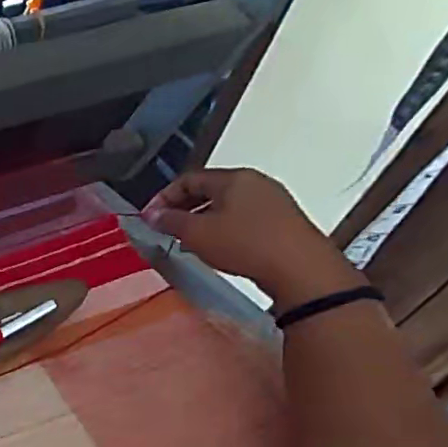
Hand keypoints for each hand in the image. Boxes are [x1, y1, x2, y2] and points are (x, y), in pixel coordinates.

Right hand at [139, 167, 365, 311]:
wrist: (299, 268)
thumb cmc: (244, 244)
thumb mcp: (197, 233)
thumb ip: (170, 221)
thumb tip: (152, 214)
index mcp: (233, 178)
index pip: (189, 179)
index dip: (163, 197)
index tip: (148, 218)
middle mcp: (254, 182)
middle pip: (208, 189)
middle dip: (182, 208)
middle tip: (164, 229)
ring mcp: (272, 200)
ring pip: (225, 204)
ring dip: (201, 219)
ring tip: (186, 241)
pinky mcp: (281, 220)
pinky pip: (242, 217)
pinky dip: (221, 227)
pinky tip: (215, 247)